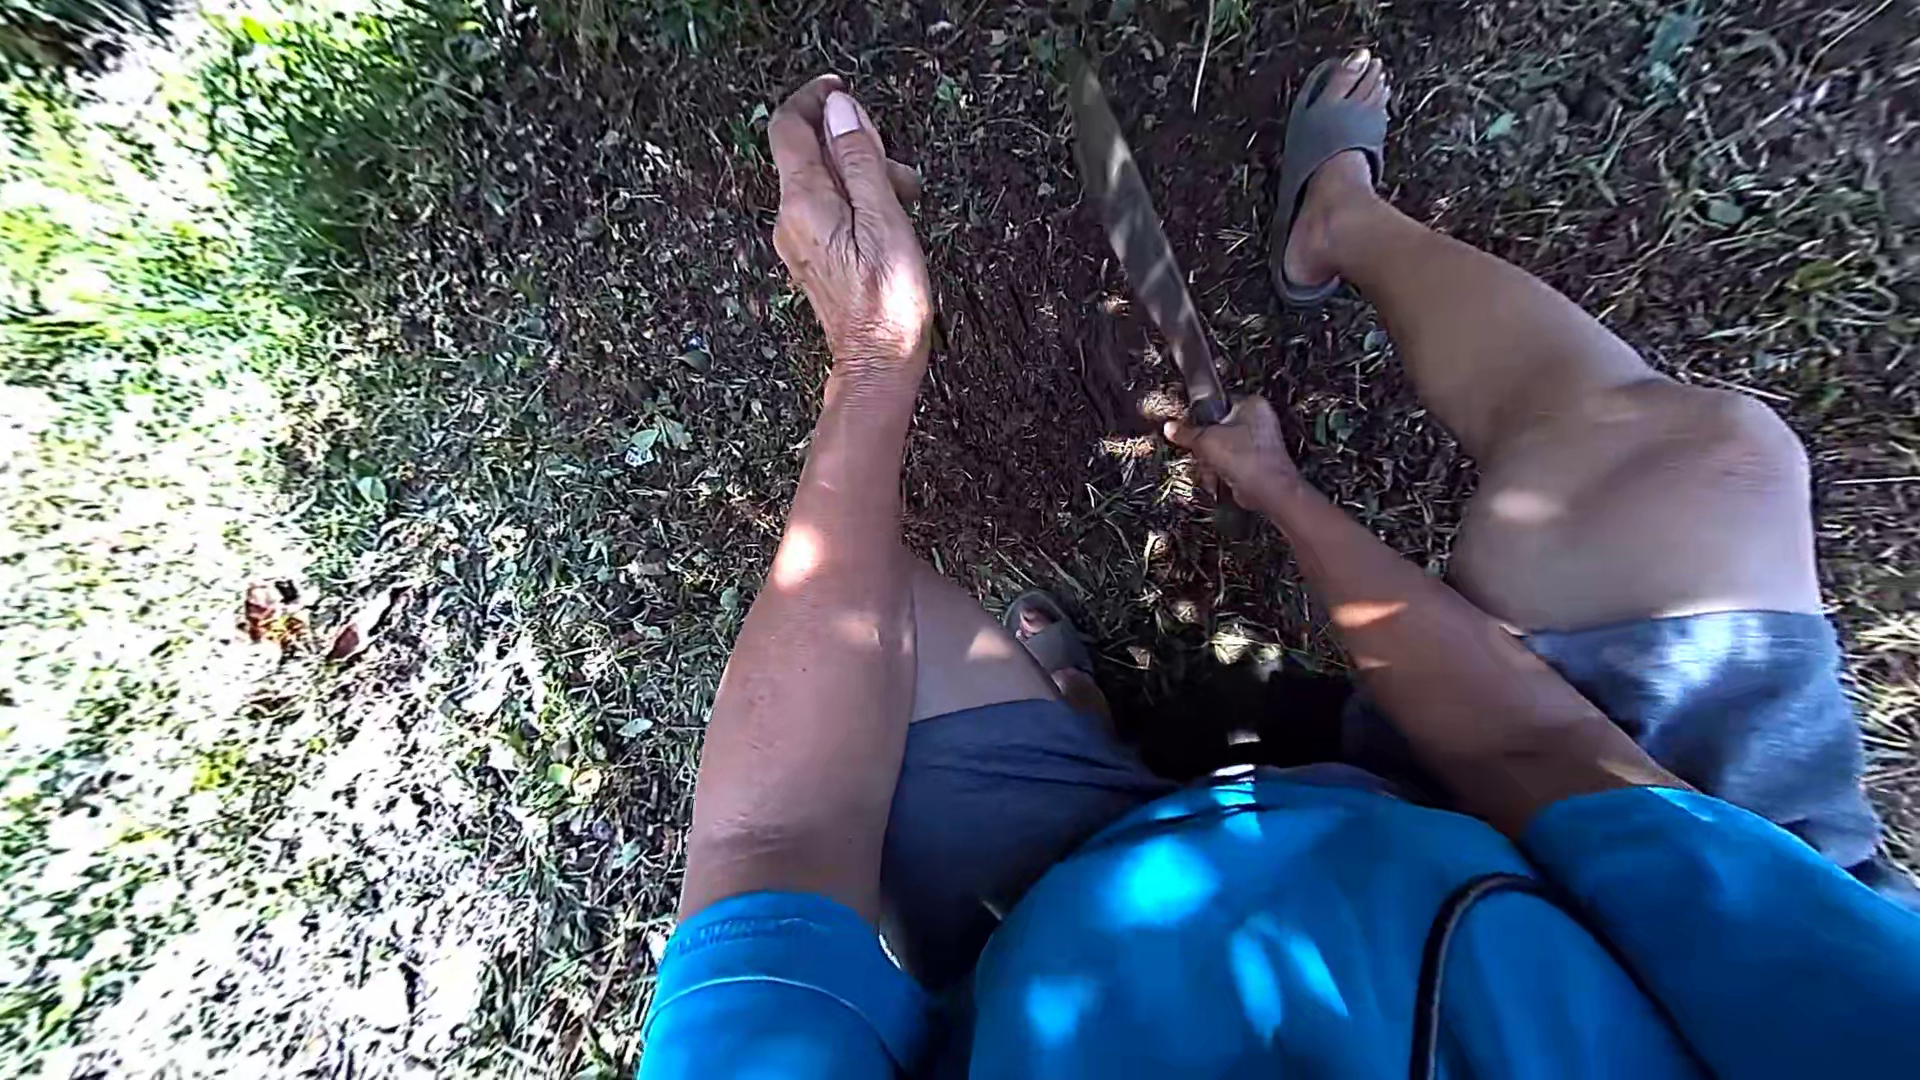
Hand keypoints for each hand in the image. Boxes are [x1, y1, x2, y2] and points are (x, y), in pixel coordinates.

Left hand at [768, 75, 931, 387]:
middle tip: (897, 171)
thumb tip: (841, 112)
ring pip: (823, 187)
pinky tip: (885, 225)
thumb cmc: (888, 304)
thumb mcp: (885, 219)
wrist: (878, 362)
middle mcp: (790, 221)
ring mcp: (798, 245)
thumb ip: (860, 161)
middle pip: (811, 157)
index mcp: (804, 204)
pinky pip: (826, 216)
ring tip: (902, 203)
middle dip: (854, 150)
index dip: (816, 101)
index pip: (790, 126)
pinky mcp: (813, 263)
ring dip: (861, 181)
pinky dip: (855, 207)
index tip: (842, 94)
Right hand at [1163, 396, 1302, 509]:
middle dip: (1204, 446)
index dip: (1201, 417)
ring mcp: (1256, 443)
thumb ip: (1185, 432)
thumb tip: (1170, 427)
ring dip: (1209, 462)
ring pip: (1219, 448)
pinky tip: (1218, 478)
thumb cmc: (1246, 459)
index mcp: (1252, 405)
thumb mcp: (1205, 440)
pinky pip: (1226, 463)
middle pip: (1215, 429)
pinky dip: (1218, 472)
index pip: (1218, 403)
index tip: (1190, 427)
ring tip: (1212, 468)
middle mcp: (1258, 421)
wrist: (1267, 491)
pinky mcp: (1252, 463)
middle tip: (1202, 452)